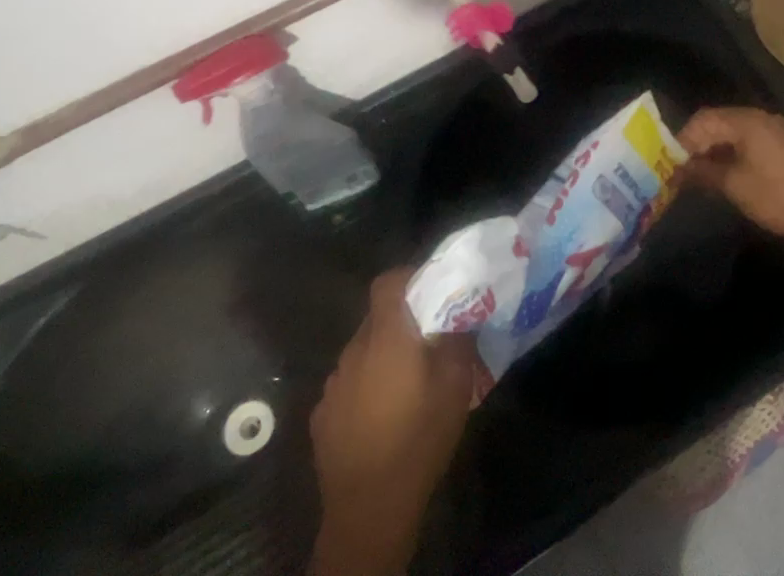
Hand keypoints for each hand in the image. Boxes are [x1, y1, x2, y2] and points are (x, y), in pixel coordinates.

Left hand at [309, 268, 476, 575]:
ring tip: (409, 384)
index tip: (433, 289)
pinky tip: (383, 415)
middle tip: (431, 341)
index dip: (409, 277)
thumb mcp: (456, 388)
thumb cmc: (419, 439)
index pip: (387, 282)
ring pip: (362, 352)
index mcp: (386, 338)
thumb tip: (460, 315)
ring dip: (384, 357)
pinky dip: (366, 387)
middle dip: (403, 322)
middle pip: (377, 318)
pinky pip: (349, 384)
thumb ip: (458, 342)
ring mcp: (333, 383)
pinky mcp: (322, 413)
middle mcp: (353, 351)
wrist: (369, 506)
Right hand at [678, 107, 783, 253]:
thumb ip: (702, 173)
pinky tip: (724, 176)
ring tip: (697, 176)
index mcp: (748, 121)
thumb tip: (676, 169)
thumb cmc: (778, 198)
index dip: (682, 140)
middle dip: (697, 145)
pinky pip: (750, 143)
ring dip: (714, 151)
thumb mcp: (734, 186)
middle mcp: (763, 118)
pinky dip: (732, 155)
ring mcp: (777, 132)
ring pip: (734, 134)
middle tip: (679, 171)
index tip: (668, 164)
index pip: (703, 119)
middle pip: (718, 122)